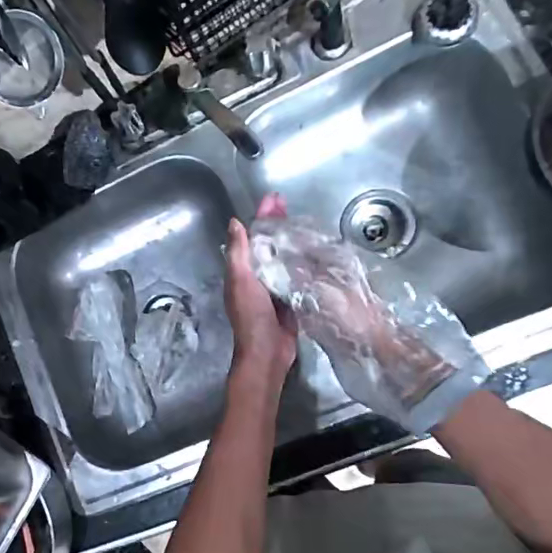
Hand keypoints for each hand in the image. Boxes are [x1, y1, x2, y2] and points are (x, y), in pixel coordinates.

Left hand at [225, 208, 297, 383]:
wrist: (267, 353)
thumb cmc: (252, 316)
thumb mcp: (241, 281)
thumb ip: (239, 253)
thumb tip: (235, 222)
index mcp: (243, 271)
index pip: (253, 237)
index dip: (262, 217)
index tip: (275, 199)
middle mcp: (258, 277)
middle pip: (269, 245)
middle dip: (278, 225)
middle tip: (291, 206)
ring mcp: (275, 289)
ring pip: (284, 259)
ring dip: (292, 242)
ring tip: (306, 224)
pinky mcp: (291, 301)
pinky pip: (297, 277)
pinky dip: (304, 263)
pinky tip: (316, 254)